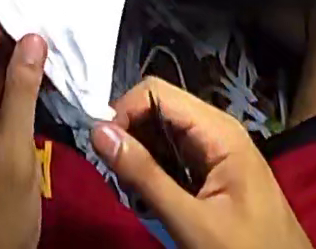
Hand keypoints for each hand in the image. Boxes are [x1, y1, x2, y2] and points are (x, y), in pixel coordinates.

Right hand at [92, 78, 312, 248]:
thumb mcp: (192, 224)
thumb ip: (145, 175)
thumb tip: (97, 130)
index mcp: (217, 129)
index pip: (155, 91)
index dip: (124, 111)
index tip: (102, 149)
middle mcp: (216, 128)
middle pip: (158, 107)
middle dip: (131, 135)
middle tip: (117, 178)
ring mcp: (217, 149)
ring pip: (162, 131)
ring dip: (140, 155)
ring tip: (133, 192)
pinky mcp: (214, 172)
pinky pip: (174, 154)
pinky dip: (155, 170)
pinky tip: (151, 199)